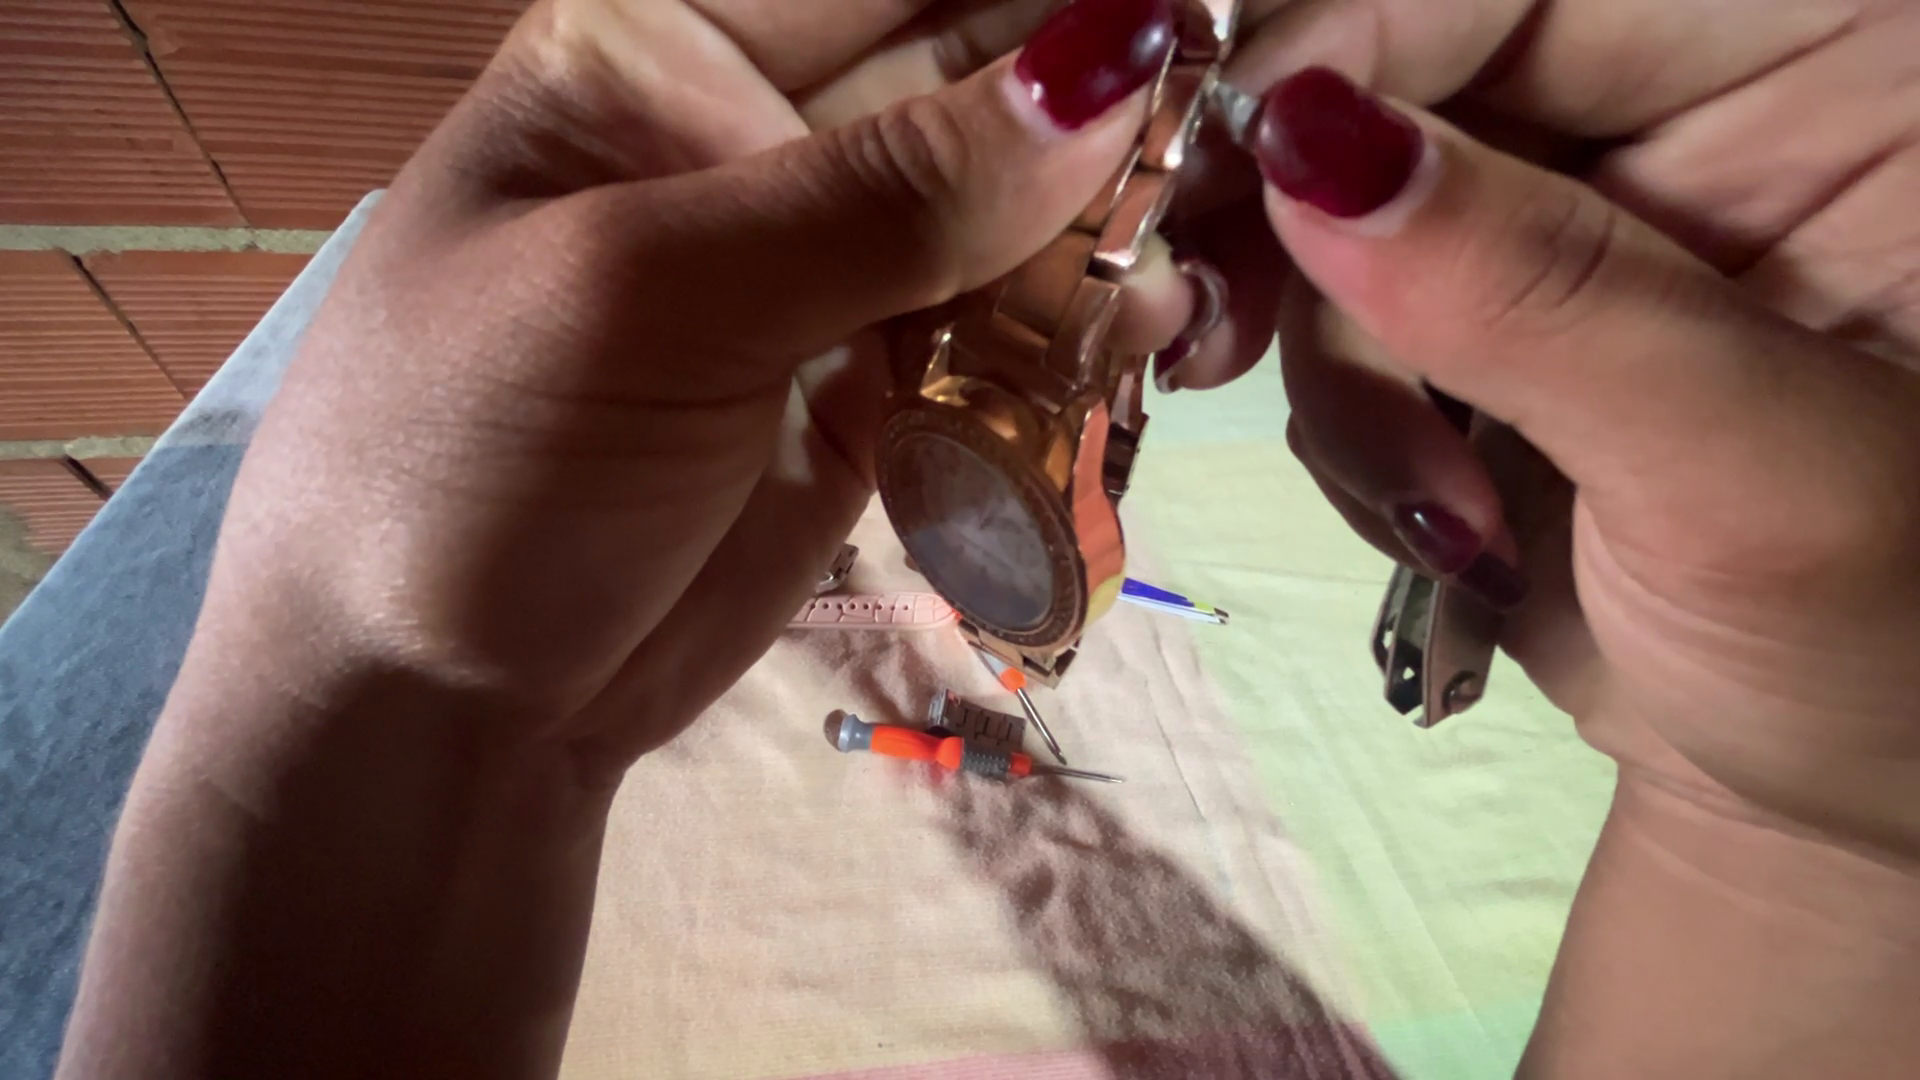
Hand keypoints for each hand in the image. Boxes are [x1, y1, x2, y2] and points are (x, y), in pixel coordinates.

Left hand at [203, 0, 1204, 766]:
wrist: (472, 695)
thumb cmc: (491, 472)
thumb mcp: (657, 300)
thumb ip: (876, 198)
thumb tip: (1099, 80)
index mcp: (665, 63)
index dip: (1032, 5)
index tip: (1181, 20)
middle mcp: (760, 161)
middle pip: (964, 101)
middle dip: (1088, 126)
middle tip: (1207, 153)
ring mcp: (827, 291)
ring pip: (1000, 232)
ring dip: (1090, 253)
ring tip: (1163, 292)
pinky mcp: (871, 400)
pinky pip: (993, 347)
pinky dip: (1062, 350)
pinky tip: (1124, 355)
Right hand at [1165, 0, 1919, 845]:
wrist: (1810, 758)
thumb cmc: (1873, 646)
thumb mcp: (1733, 467)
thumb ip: (1525, 292)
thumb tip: (1298, 147)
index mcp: (1835, 68)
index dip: (1342, 50)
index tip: (1218, 166)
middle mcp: (1666, 131)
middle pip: (1384, 114)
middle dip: (1285, 236)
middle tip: (1210, 344)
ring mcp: (1540, 246)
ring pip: (1334, 257)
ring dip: (1345, 393)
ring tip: (1435, 511)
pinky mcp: (1459, 340)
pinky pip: (1330, 350)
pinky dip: (1350, 438)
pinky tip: (1431, 513)